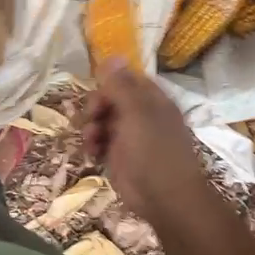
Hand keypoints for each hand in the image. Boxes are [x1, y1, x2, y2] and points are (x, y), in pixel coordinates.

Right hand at [83, 62, 219, 226]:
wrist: (164, 198)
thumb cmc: (154, 151)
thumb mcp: (136, 113)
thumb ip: (121, 86)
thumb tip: (112, 56)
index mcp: (152, 100)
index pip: (127, 79)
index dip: (110, 82)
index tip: (96, 89)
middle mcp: (141, 115)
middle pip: (110, 98)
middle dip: (96, 106)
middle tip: (91, 117)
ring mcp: (130, 136)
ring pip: (102, 120)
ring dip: (91, 126)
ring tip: (90, 140)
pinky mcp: (119, 156)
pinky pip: (99, 142)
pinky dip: (92, 144)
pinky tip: (91, 153)